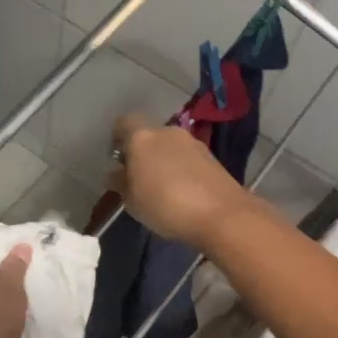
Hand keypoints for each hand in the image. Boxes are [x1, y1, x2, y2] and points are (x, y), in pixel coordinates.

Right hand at [108, 113, 258, 248]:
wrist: (222, 215)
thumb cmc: (166, 206)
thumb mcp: (132, 201)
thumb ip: (121, 183)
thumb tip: (115, 174)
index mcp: (142, 138)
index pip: (124, 122)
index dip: (118, 137)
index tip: (116, 158)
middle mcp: (168, 132)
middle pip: (149, 135)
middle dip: (142, 152)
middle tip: (138, 177)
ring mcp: (193, 143)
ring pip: (170, 146)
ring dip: (163, 161)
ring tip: (162, 188)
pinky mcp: (212, 157)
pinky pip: (187, 158)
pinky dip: (181, 169)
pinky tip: (183, 192)